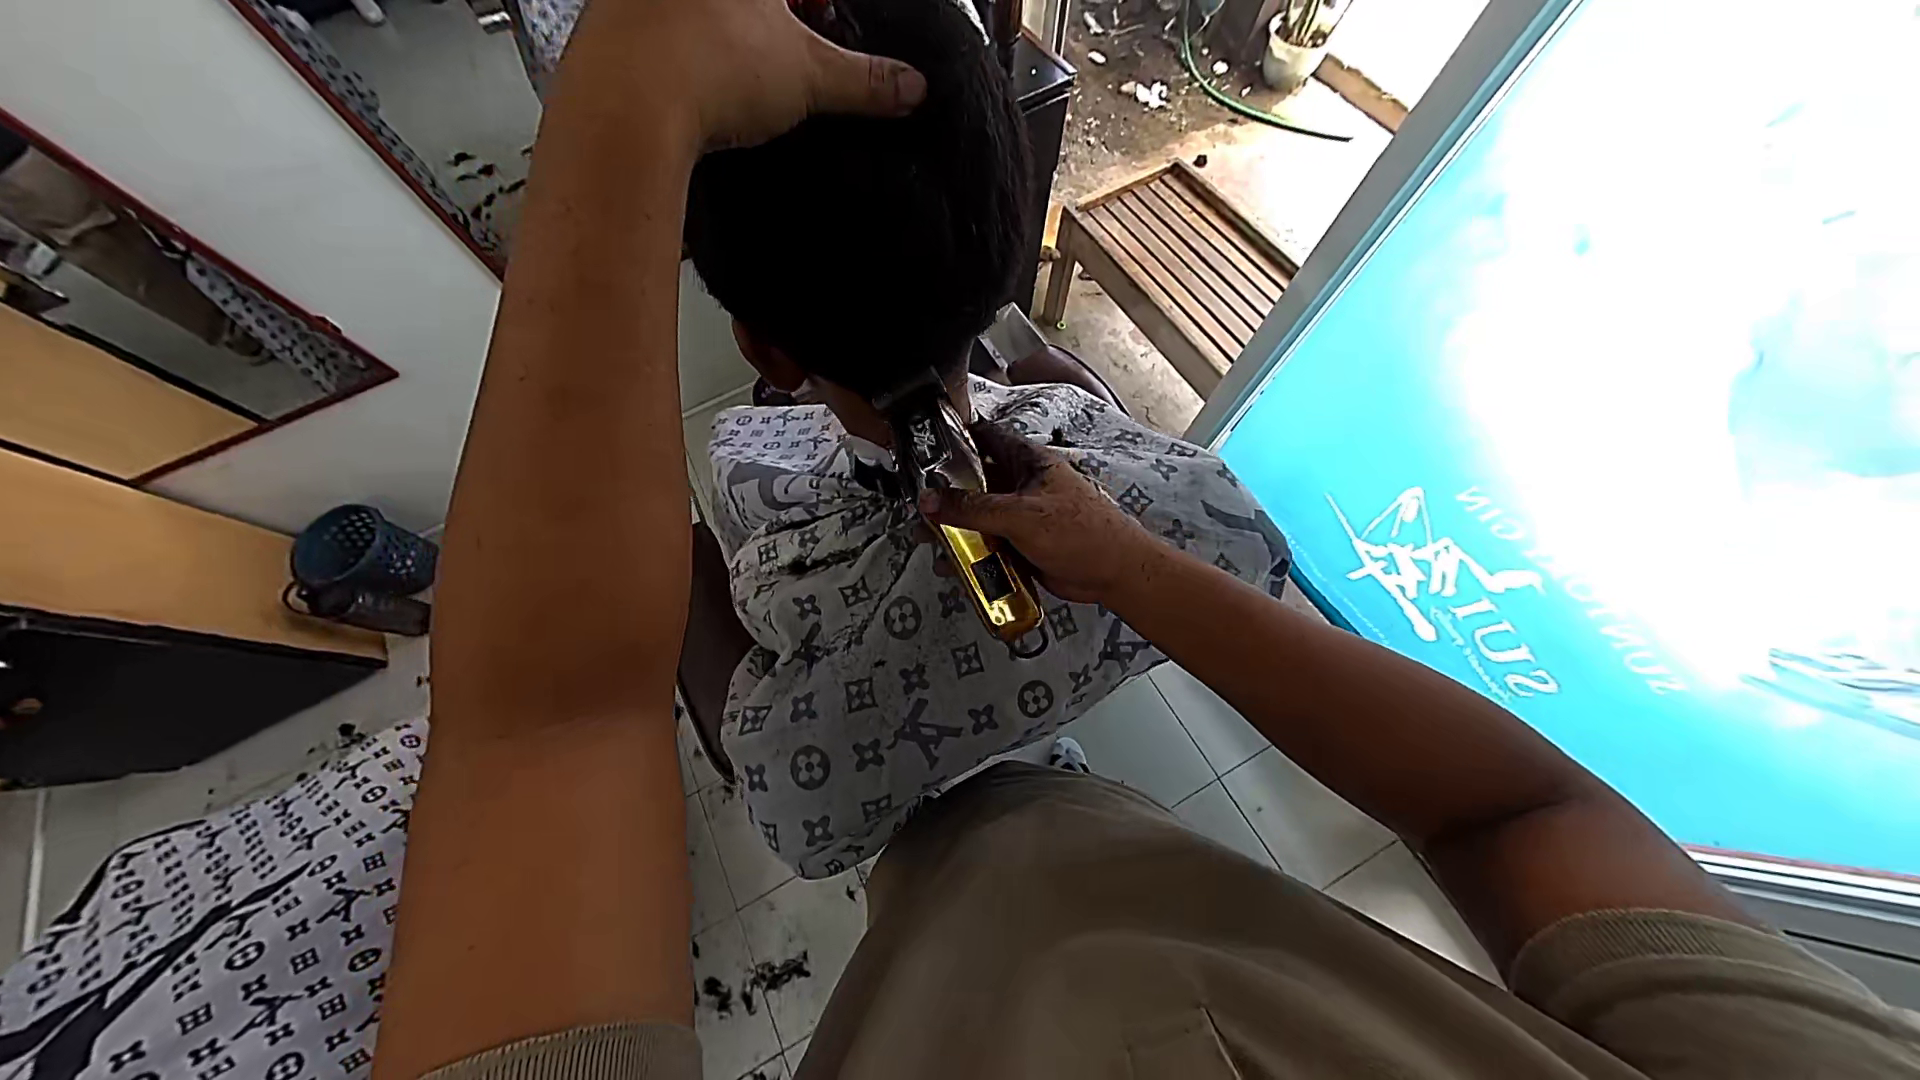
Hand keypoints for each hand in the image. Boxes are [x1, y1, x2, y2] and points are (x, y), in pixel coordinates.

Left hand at [564, 0, 926, 152]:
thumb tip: (908, 88)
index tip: (825, 25)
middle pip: (760, 2)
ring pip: (717, 13)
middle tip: (795, 53)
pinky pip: (679, 27)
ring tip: (755, 78)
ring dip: (742, 36)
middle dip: (784, 19)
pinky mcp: (625, 16)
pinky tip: (714, 85)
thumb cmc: (707, 62)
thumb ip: (864, 81)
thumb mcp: (809, 74)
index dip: (820, 9)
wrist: (629, 104)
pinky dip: (703, 50)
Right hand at [919, 421, 1163, 602]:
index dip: (957, 437)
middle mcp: (1023, 485)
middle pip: (976, 482)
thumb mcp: (1020, 515)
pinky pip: (989, 544)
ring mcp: (1022, 515)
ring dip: (956, 529)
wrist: (1114, 574)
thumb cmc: (1081, 533)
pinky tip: (954, 564)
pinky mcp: (1022, 544)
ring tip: (930, 542)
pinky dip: (971, 553)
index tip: (926, 447)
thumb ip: (972, 508)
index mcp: (1028, 462)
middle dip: (948, 495)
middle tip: (922, 509)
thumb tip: (929, 501)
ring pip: (980, 517)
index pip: (987, 438)